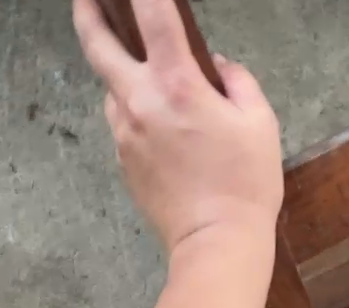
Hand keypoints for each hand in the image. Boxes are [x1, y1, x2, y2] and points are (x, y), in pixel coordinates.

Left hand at [73, 0, 283, 256]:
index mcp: (176, 85)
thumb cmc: (246, 185)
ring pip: (112, 92)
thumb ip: (238, 82)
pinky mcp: (123, 165)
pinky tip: (162, 139)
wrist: (217, 243)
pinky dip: (137, 121)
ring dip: (124, 81)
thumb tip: (217, 67)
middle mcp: (140, 103)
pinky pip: (124, 129)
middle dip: (87, 11)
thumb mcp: (260, 125)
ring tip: (150, 91)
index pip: (153, 14)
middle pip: (96, 44)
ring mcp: (125, 136)